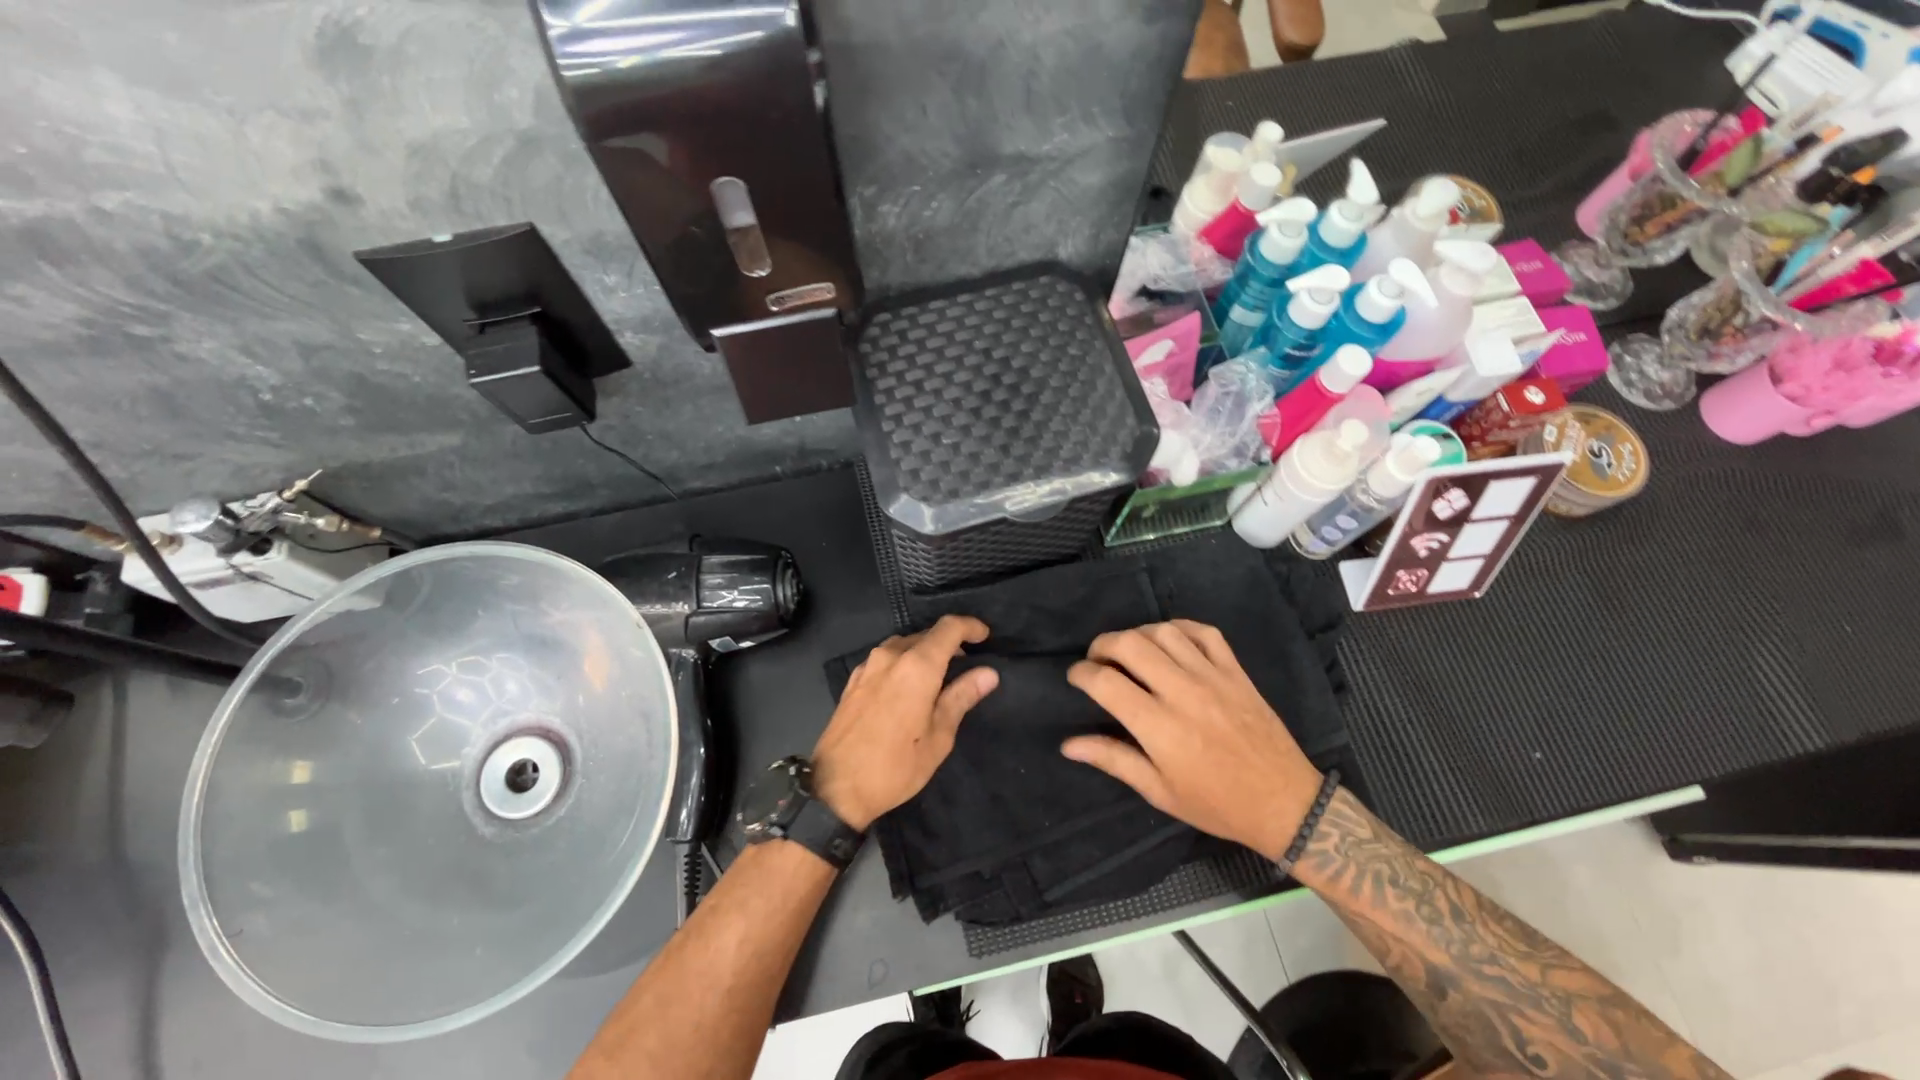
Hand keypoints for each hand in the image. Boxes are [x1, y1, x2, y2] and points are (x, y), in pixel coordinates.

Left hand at [811, 616, 998, 830]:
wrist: (836, 789)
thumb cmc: (895, 767)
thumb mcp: (938, 737)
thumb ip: (961, 698)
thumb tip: (988, 673)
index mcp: (916, 666)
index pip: (948, 628)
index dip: (970, 626)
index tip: (985, 637)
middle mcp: (890, 657)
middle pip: (925, 635)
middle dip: (949, 643)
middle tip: (967, 666)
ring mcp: (867, 667)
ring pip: (903, 645)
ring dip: (924, 653)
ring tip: (939, 677)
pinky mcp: (853, 681)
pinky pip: (885, 659)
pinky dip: (903, 663)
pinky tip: (908, 687)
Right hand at [1061, 620, 1321, 860]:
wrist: (1284, 802)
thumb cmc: (1216, 804)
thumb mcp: (1159, 792)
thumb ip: (1113, 760)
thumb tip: (1069, 744)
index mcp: (1159, 727)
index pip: (1106, 682)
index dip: (1081, 674)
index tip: (1075, 678)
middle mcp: (1183, 693)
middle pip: (1130, 644)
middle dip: (1102, 645)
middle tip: (1097, 660)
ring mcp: (1213, 677)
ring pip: (1164, 632)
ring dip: (1137, 634)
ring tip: (1129, 651)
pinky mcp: (1236, 672)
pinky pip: (1204, 632)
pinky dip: (1179, 628)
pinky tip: (1168, 640)